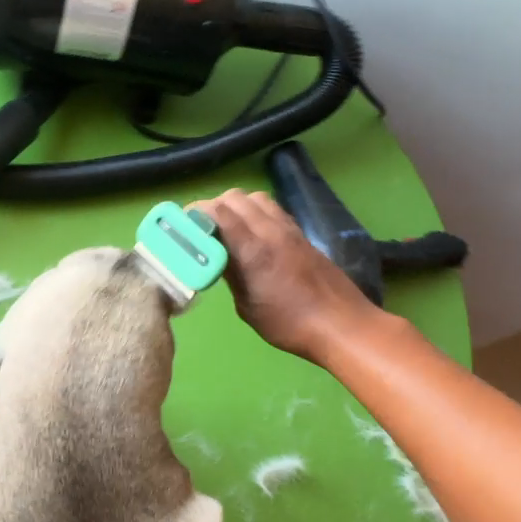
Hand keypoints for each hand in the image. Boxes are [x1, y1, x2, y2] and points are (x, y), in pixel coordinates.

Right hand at [187, 188, 379, 363]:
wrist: (340, 324)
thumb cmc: (288, 324)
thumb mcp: (246, 306)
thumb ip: (230, 275)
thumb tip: (214, 258)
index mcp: (253, 250)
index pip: (219, 212)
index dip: (195, 213)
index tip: (180, 226)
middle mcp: (271, 231)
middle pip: (235, 198)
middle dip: (211, 207)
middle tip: (198, 230)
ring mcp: (289, 230)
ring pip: (255, 198)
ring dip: (234, 207)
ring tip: (223, 230)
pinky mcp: (300, 234)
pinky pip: (271, 210)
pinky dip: (253, 213)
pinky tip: (248, 235)